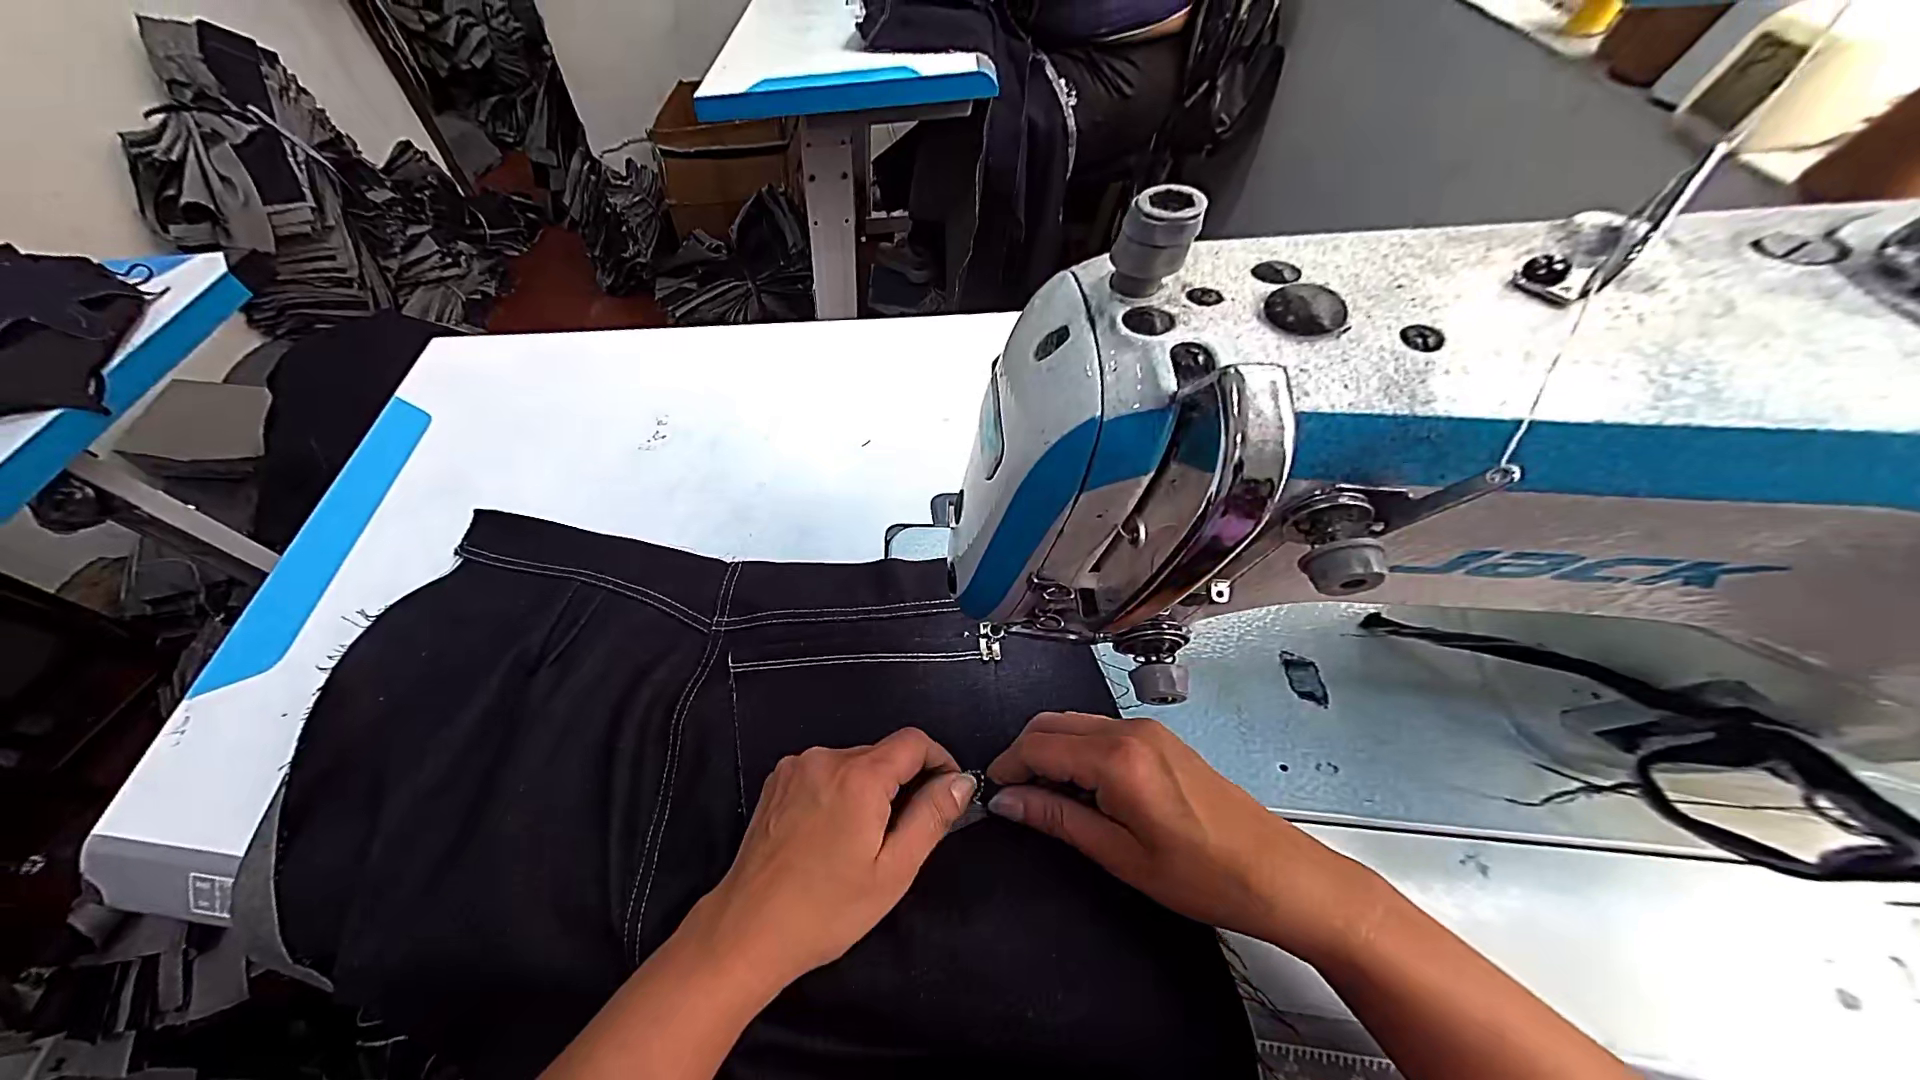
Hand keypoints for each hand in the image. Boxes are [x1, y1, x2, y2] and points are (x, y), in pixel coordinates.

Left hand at [684, 727, 976, 985]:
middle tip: (905, 832)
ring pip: (855, 762)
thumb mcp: (894, 870)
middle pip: (884, 753)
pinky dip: (840, 790)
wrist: (745, 932)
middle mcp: (826, 757)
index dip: (940, 761)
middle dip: (904, 782)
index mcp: (859, 775)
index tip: (947, 794)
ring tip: (863, 839)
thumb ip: (932, 816)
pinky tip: (831, 832)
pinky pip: (826, 771)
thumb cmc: (826, 909)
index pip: (915, 741)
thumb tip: (961, 780)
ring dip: (871, 788)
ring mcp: (796, 766)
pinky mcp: (777, 780)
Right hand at [986, 712, 1387, 964]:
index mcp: (1118, 758)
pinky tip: (1080, 787)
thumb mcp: (1120, 855)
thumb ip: (1058, 817)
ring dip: (1050, 750)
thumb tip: (1011, 800)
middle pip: (1051, 724)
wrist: (1279, 874)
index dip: (1007, 766)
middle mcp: (1131, 731)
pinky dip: (1077, 750)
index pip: (1038, 744)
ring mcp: (1149, 731)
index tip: (992, 791)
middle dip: (1023, 753)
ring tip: (1044, 796)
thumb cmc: (1208, 873)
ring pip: (1075, 724)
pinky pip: (1100, 731)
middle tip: (1013, 795)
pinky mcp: (1160, 739)